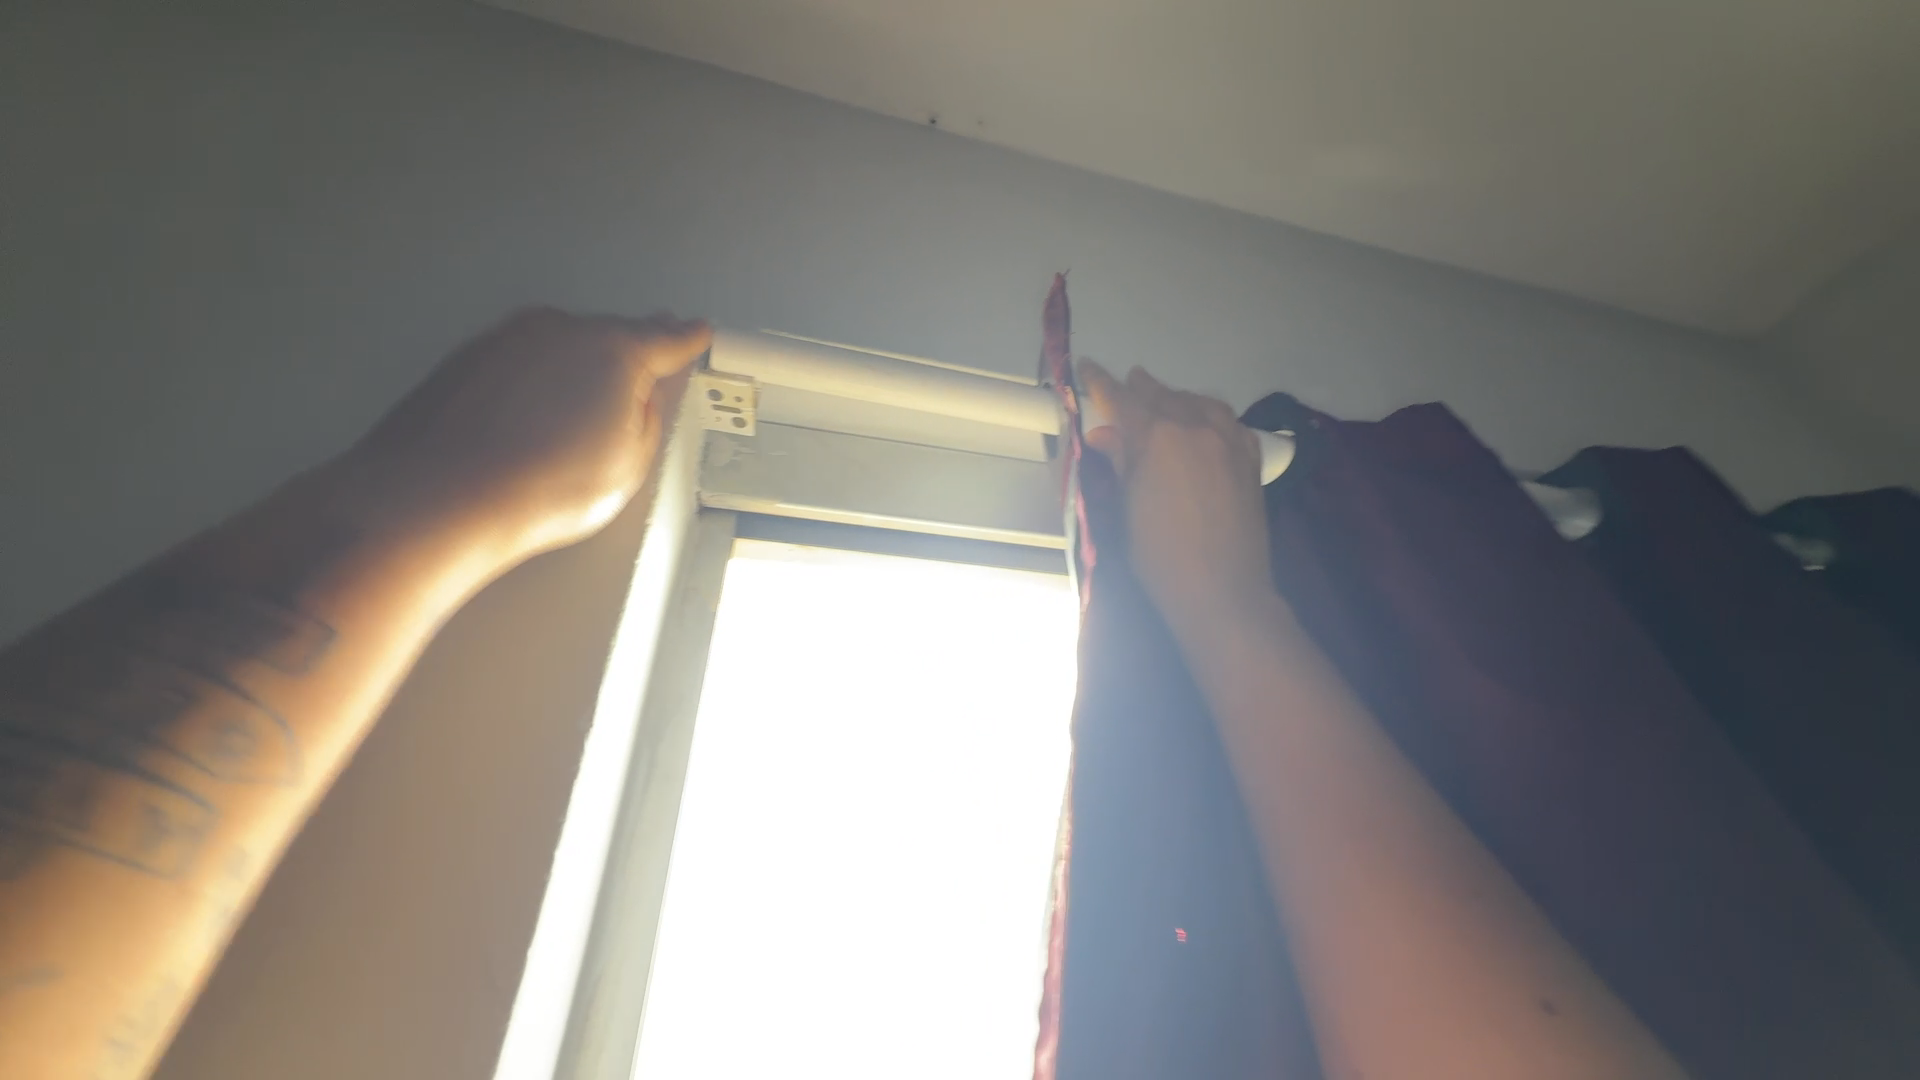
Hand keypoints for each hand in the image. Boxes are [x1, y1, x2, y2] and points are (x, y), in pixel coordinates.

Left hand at [337, 307, 711, 564]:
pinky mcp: (468, 357)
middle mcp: (561, 331)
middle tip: (643, 380)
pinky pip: (523, 362)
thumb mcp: (631, 464)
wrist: (440, 497)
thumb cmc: (537, 484)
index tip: (696, 332)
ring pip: (564, 347)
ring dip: (579, 373)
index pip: (666, 339)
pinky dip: (536, 384)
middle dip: (632, 354)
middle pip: (612, 336)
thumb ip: (648, 421)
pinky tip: (535, 425)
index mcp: (614, 351)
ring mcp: (509, 339)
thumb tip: (640, 405)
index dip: (687, 339)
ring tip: (579, 426)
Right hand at [1079, 360, 1277, 635]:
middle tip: (1128, 382)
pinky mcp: (1249, 461)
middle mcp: (1196, 428)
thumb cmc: (1159, 557)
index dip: (1101, 383)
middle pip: (1164, 397)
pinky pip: (1229, 422)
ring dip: (1178, 398)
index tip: (1088, 368)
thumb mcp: (1126, 509)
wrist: (1221, 591)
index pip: (1123, 400)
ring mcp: (1228, 442)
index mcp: (1157, 438)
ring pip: (1200, 404)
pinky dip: (1210, 415)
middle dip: (1142, 389)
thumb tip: (1105, 434)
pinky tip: (1205, 421)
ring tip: (1164, 398)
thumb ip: (1120, 463)